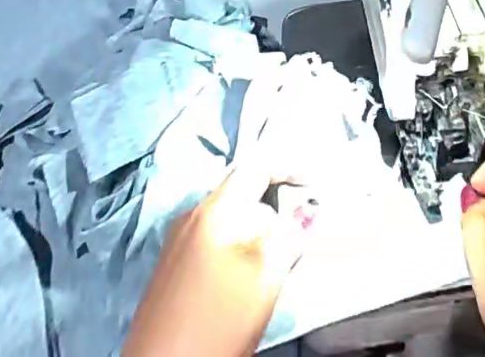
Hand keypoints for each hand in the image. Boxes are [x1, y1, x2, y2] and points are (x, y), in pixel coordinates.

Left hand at [122, 161, 311, 356]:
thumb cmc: (216, 318)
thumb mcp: (262, 277)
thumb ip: (284, 237)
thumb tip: (300, 211)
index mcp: (213, 208)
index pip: (252, 166)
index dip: (285, 168)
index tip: (311, 183)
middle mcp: (191, 214)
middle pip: (240, 193)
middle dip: (272, 205)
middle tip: (299, 228)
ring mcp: (178, 240)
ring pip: (227, 219)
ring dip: (255, 229)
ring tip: (277, 255)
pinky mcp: (173, 266)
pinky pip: (213, 239)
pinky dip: (236, 247)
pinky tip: (245, 276)